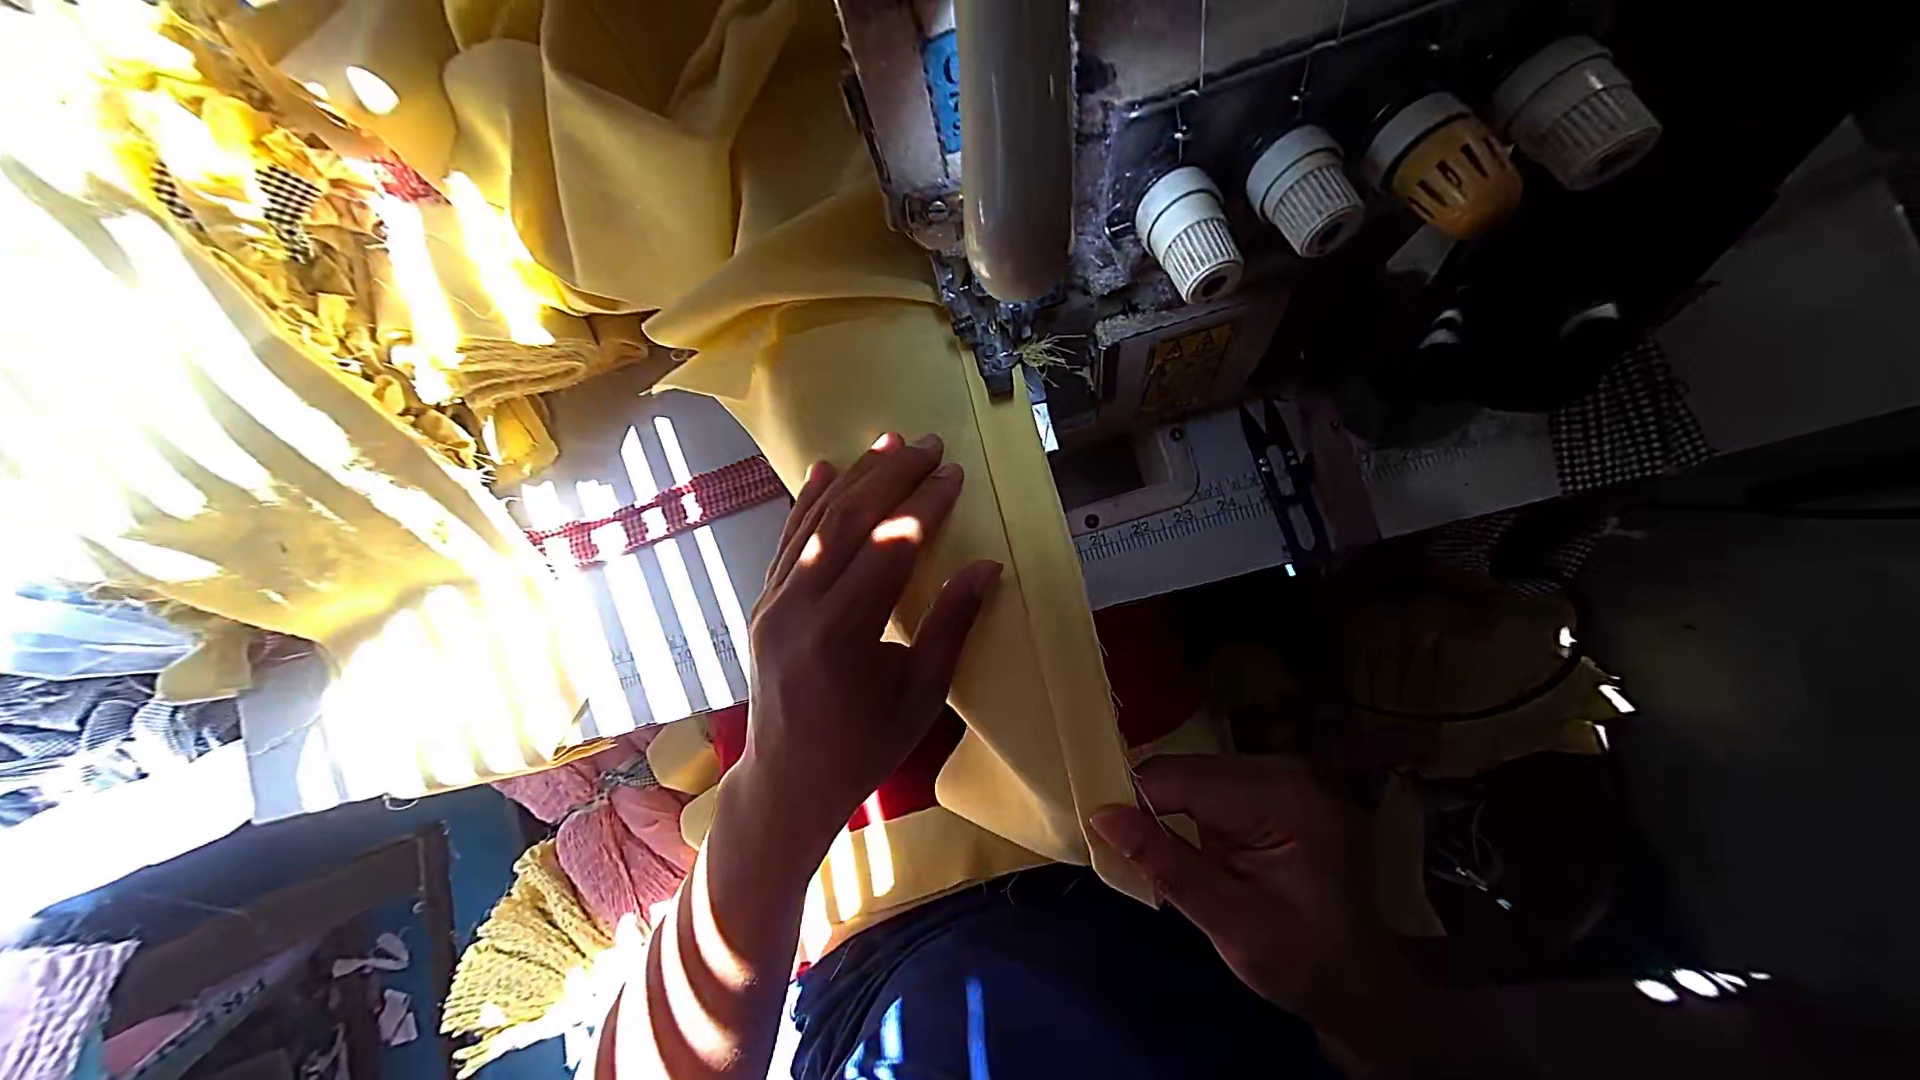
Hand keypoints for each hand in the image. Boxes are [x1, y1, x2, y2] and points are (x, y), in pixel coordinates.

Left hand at [738, 432, 999, 848]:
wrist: (787, 782)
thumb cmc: (864, 748)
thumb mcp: (922, 696)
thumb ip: (952, 626)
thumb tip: (987, 567)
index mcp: (842, 635)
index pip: (889, 548)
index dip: (924, 506)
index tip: (952, 474)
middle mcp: (799, 608)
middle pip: (847, 521)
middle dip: (891, 476)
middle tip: (926, 444)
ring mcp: (773, 603)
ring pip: (814, 524)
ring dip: (854, 478)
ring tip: (886, 442)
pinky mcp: (763, 604)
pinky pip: (787, 542)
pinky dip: (807, 503)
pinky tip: (823, 471)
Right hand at [1089, 756, 1413, 1038]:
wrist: (1364, 983)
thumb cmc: (1307, 964)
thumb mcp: (1233, 927)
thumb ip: (1167, 866)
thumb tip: (1102, 816)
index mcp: (1282, 798)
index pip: (1179, 778)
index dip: (1130, 801)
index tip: (1099, 835)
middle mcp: (1280, 770)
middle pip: (1181, 770)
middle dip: (1145, 807)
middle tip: (1125, 854)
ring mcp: (1275, 773)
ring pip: (1186, 773)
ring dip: (1160, 809)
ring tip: (1150, 853)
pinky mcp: (1266, 785)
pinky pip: (1202, 784)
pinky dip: (1180, 810)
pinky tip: (1179, 844)